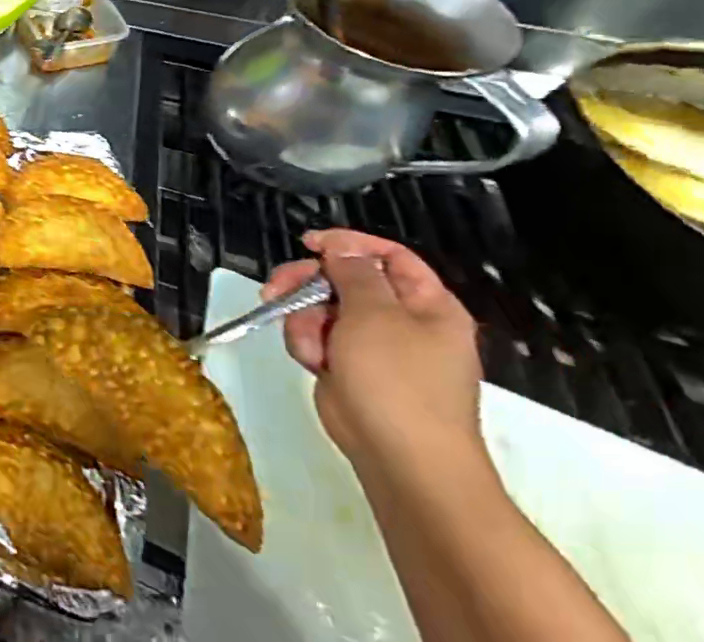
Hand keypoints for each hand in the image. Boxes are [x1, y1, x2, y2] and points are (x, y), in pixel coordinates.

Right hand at [261, 228, 483, 477]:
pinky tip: (311, 362)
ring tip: (307, 345)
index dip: (349, 244)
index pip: (388, 255)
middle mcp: (401, 322)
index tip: (309, 243)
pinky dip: (308, 346)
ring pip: (323, 311)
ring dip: (304, 321)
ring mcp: (373, 348)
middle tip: (277, 287)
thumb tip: (342, 249)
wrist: (401, 460)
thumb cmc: (397, 380)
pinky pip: (317, 340)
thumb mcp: (375, 313)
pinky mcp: (347, 369)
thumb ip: (353, 272)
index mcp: (427, 304)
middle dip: (309, 284)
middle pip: (346, 281)